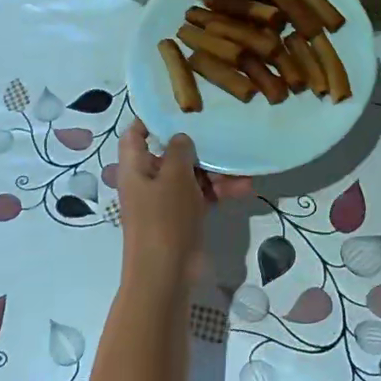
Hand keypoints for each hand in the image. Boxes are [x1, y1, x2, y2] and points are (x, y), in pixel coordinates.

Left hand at [117, 120, 250, 286]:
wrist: (166, 274)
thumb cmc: (164, 219)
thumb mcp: (174, 177)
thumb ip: (180, 150)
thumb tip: (182, 138)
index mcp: (135, 168)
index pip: (135, 134)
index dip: (152, 119)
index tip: (179, 107)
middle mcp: (148, 180)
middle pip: (171, 154)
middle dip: (198, 146)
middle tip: (223, 132)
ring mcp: (166, 201)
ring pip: (192, 175)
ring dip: (216, 171)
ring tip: (243, 168)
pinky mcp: (184, 217)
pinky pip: (202, 195)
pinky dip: (220, 191)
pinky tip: (245, 187)